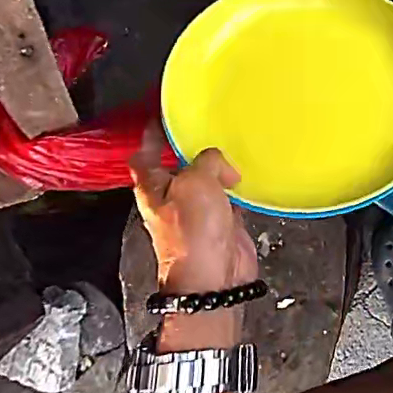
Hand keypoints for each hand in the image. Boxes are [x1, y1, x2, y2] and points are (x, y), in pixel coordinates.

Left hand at [129, 127, 258, 349]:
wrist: (214, 277)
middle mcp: (171, 195)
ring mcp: (196, 209)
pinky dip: (236, 185)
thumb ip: (208, 160)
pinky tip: (247, 171)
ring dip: (217, 165)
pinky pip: (227, 194)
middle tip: (208, 124)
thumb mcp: (196, 181)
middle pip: (178, 162)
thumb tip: (221, 166)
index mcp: (153, 185)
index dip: (154, 132)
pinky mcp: (220, 220)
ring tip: (232, 142)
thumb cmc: (194, 230)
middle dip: (191, 145)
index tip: (166, 114)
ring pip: (205, 177)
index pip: (146, 151)